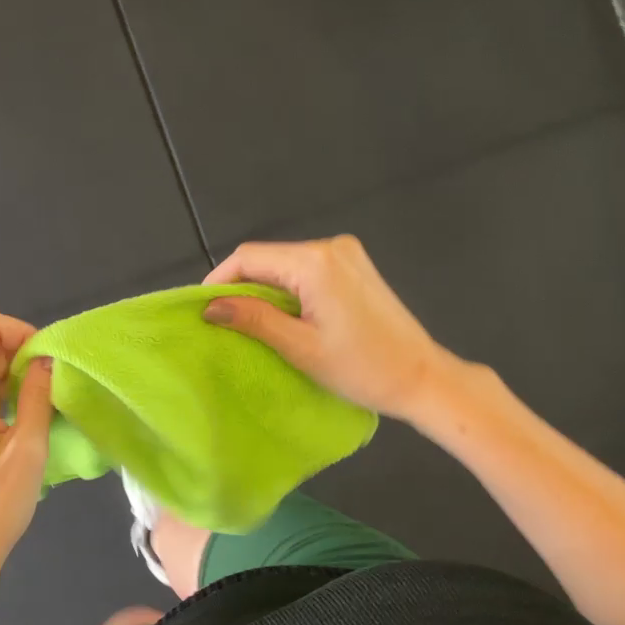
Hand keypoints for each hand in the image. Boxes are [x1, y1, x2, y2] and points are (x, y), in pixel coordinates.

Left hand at [0, 308, 54, 575]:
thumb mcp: (28, 445)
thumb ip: (38, 394)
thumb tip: (47, 359)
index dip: (19, 331)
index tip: (46, 362)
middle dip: (20, 355)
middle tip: (52, 387)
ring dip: (14, 378)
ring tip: (42, 407)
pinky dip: (4, 396)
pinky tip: (24, 422)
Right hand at [201, 235, 459, 419]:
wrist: (420, 377)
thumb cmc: (360, 368)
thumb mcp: (299, 347)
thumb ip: (254, 320)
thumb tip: (210, 307)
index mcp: (316, 262)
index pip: (249, 257)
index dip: (219, 280)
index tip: (203, 312)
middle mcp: (331, 247)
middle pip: (267, 258)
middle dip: (241, 287)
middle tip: (224, 324)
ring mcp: (347, 254)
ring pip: (285, 265)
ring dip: (264, 291)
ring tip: (250, 326)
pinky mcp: (355, 267)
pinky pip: (306, 271)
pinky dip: (287, 291)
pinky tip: (283, 319)